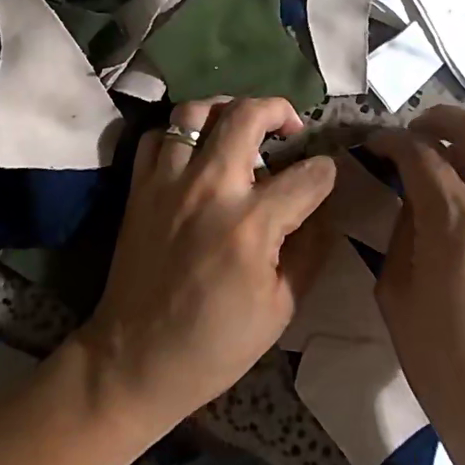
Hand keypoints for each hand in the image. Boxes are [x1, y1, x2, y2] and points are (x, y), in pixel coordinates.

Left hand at [76, 97, 337, 429]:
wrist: (137, 354)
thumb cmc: (216, 343)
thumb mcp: (281, 307)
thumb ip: (307, 249)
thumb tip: (320, 209)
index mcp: (252, 224)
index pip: (307, 175)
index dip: (327, 172)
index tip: (327, 176)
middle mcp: (208, 189)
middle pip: (246, 116)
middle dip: (278, 110)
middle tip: (289, 126)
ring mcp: (166, 183)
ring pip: (193, 113)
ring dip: (224, 109)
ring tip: (239, 127)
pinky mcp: (137, 188)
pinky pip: (154, 137)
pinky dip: (176, 133)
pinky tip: (192, 151)